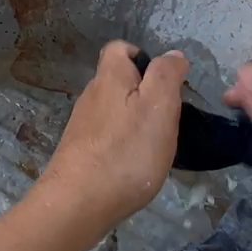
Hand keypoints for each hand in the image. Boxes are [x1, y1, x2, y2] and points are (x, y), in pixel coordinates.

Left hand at [35, 41, 187, 232]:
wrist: (78, 202)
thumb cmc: (126, 151)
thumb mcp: (159, 106)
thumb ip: (167, 75)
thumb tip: (173, 54)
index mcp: (110, 77)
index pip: (119, 48)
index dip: (141, 56)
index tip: (162, 80)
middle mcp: (92, 94)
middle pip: (117, 80)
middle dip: (142, 92)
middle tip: (165, 117)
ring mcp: (82, 124)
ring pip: (112, 109)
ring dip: (132, 120)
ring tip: (152, 144)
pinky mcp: (79, 150)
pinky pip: (105, 135)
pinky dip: (121, 142)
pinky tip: (132, 164)